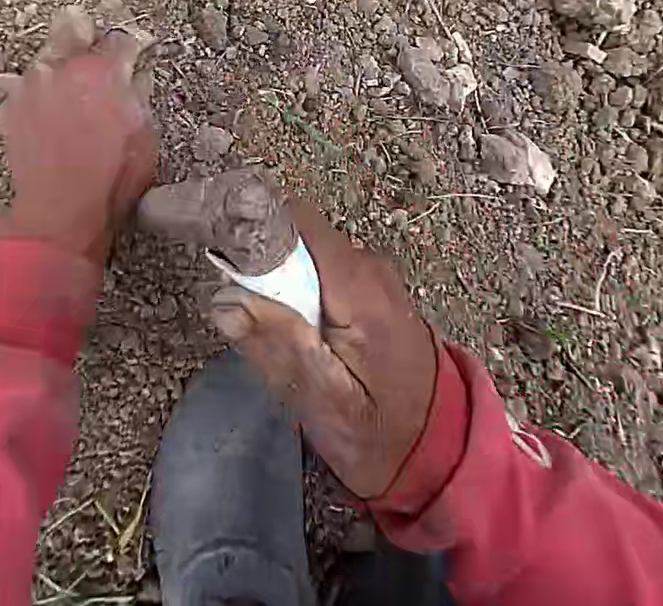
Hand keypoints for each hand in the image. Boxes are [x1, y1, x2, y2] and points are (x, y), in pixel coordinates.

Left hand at [0, 27, 155, 265]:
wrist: (62, 208)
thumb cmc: (111, 175)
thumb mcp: (144, 134)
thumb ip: (138, 96)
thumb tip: (135, 77)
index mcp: (102, 73)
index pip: (121, 41)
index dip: (134, 46)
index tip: (139, 52)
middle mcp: (61, 71)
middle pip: (74, 34)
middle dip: (88, 37)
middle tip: (98, 48)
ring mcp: (31, 88)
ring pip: (48, 58)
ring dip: (62, 63)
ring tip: (74, 79)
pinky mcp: (12, 109)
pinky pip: (25, 86)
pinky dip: (39, 89)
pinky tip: (50, 102)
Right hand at [205, 199, 437, 497]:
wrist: (437, 439)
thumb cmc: (380, 429)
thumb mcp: (325, 402)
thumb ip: (280, 347)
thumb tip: (226, 301)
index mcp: (359, 285)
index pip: (299, 222)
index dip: (256, 233)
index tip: (226, 264)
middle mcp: (369, 265)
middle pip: (300, 235)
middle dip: (264, 266)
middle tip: (245, 315)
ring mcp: (373, 271)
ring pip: (308, 252)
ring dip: (280, 282)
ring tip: (272, 331)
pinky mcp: (370, 284)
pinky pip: (323, 269)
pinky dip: (300, 290)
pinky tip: (299, 331)